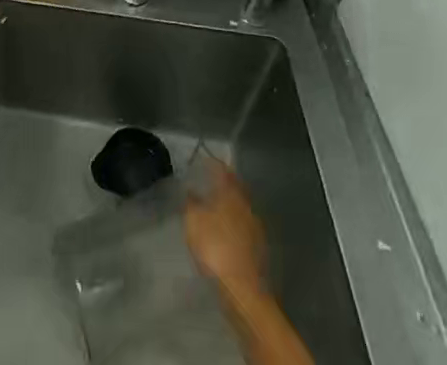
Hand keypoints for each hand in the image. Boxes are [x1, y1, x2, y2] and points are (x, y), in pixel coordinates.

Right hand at [183, 157, 267, 296]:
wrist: (242, 286)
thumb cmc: (215, 248)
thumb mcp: (194, 222)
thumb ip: (191, 203)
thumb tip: (190, 189)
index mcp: (231, 194)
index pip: (223, 171)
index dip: (213, 164)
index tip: (204, 160)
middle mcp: (246, 204)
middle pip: (235, 186)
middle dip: (223, 181)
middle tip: (209, 179)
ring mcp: (254, 224)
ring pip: (240, 204)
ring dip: (228, 200)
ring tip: (214, 203)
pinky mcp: (257, 243)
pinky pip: (242, 222)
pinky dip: (232, 219)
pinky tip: (225, 227)